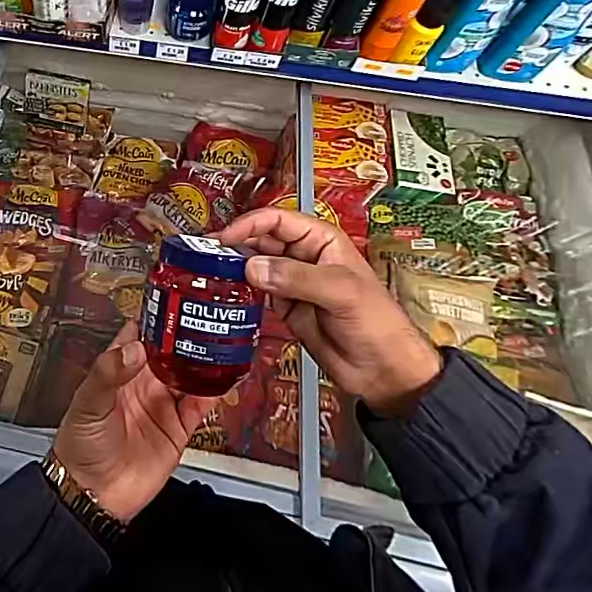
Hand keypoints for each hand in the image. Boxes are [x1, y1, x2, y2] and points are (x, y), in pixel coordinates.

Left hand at [50, 321, 218, 523]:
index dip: (158, 316)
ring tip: (222, 340)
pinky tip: (225, 378)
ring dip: (205, 360)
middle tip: (208, 314)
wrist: (92, 496)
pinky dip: (214, 392)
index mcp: (121, 368)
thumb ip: (109, 373)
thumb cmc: (80, 445)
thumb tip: (136, 349)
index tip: (175, 299)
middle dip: (189, 334)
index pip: (142, 333)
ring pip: (191, 374)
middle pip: (173, 350)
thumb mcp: (88, 402)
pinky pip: (201, 406)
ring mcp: (163, 404)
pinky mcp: (178, 429)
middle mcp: (145, 382)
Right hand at [214, 207, 440, 416]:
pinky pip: (257, 289)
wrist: (384, 371)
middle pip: (262, 238)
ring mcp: (293, 281)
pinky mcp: (285, 306)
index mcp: (321, 239)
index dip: (250, 224)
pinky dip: (241, 288)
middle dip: (236, 243)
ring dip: (235, 265)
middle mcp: (304, 255)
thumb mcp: (341, 292)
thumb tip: (254, 267)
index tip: (225, 238)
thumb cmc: (378, 323)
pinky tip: (226, 290)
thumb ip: (297, 278)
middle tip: (208, 254)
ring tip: (210, 270)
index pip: (278, 220)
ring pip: (256, 263)